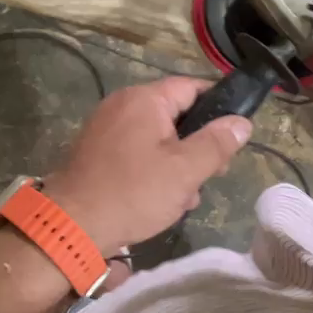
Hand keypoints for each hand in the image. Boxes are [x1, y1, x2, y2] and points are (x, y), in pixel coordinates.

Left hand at [44, 77, 251, 254]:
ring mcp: (105, 127)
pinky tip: (160, 200)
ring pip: (157, 137)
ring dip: (177, 163)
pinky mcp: (96, 151)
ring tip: (186, 196)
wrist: (71, 226)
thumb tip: (241, 122)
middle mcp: (122, 104)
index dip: (219, 106)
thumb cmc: (132, 193)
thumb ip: (216, 143)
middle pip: (174, 113)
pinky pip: (135, 151)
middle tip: (214, 173)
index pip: (192, 87)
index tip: (236, 133)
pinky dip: (152, 169)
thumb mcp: (184, 170)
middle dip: (198, 144)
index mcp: (144, 99)